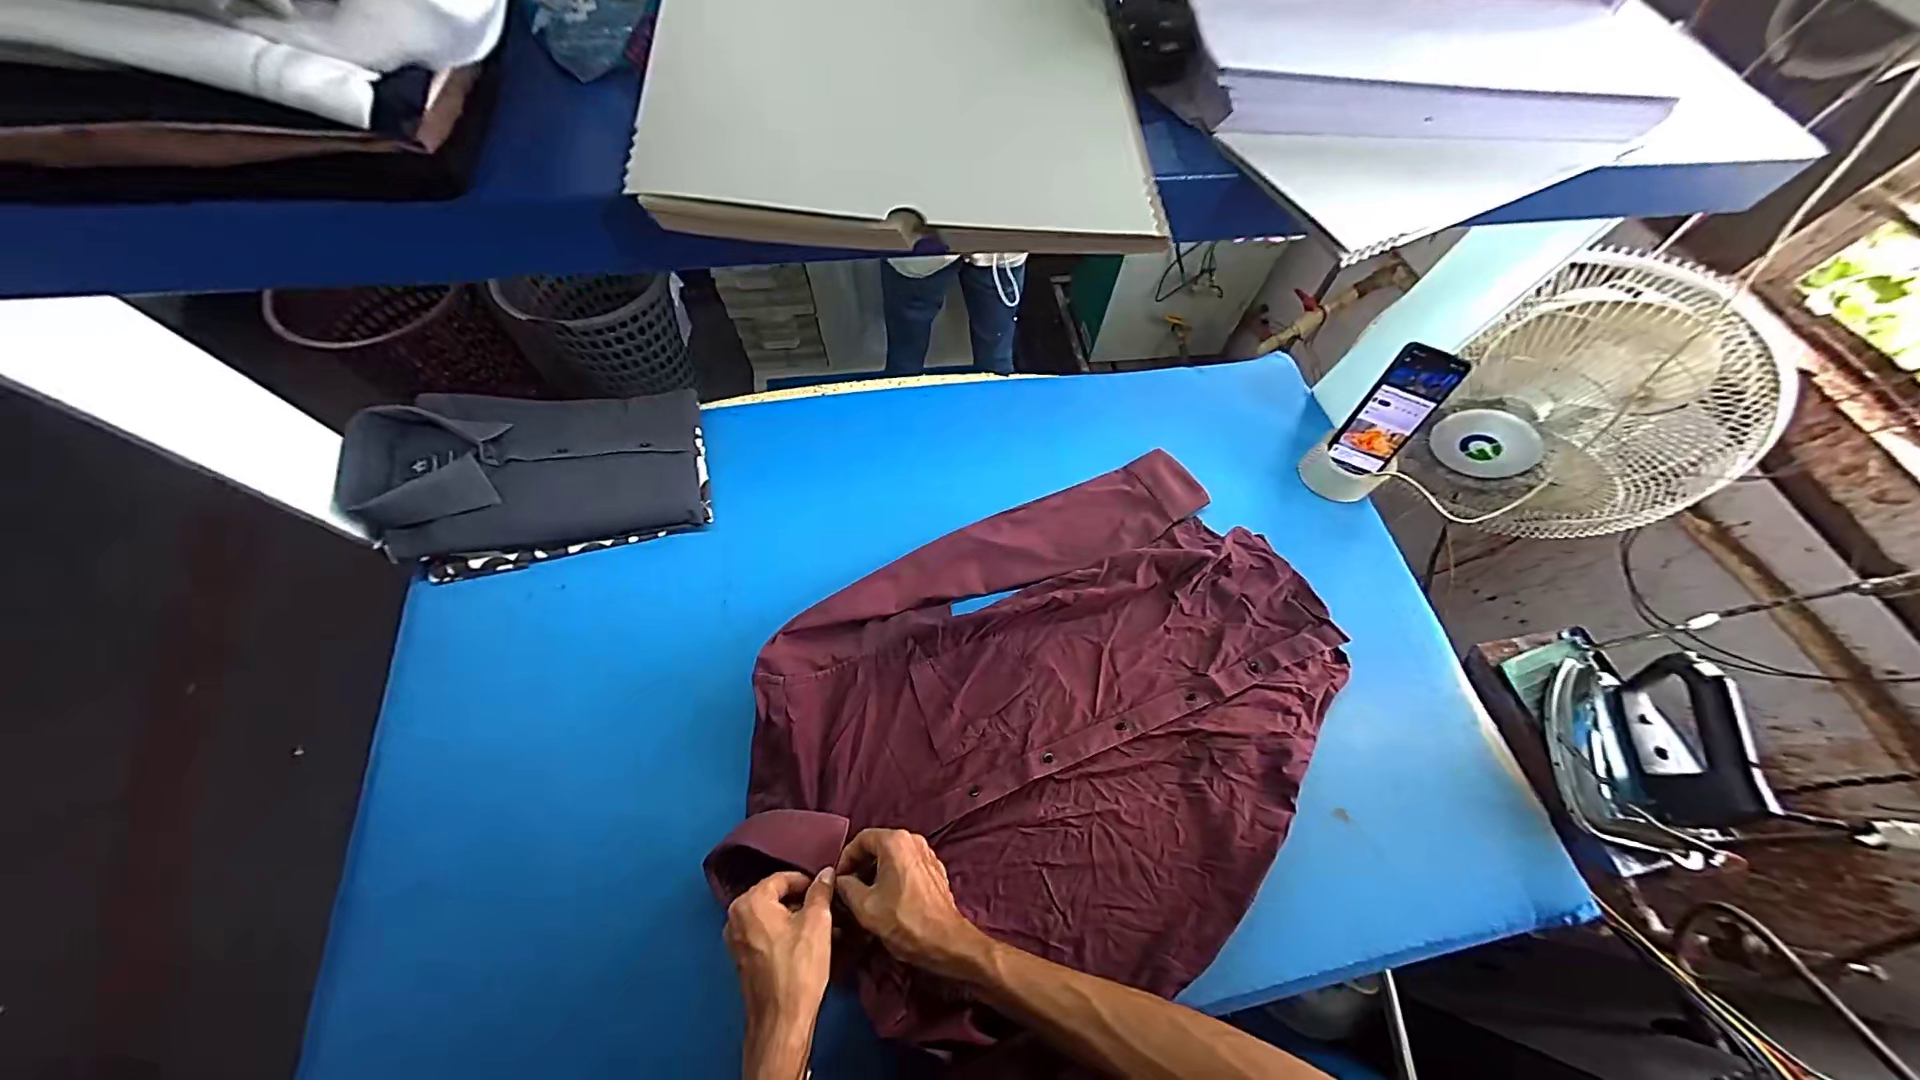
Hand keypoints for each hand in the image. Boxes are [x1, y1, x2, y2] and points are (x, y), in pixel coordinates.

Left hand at [725, 868, 833, 1078]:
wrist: (781, 1022)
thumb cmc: (798, 969)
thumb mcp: (818, 921)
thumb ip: (821, 890)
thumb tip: (825, 873)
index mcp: (750, 902)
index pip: (784, 877)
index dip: (809, 882)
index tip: (827, 891)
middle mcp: (736, 917)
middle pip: (777, 896)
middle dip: (803, 901)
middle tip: (827, 909)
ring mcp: (736, 940)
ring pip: (773, 916)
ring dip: (797, 918)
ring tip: (823, 927)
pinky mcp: (743, 959)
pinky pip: (767, 934)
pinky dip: (786, 934)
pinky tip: (808, 944)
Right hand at [835, 829, 992, 980]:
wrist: (946, 940)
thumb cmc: (904, 921)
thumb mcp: (866, 907)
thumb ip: (847, 888)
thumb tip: (840, 880)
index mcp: (895, 841)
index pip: (861, 839)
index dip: (845, 858)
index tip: (838, 879)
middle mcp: (913, 839)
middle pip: (878, 844)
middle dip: (860, 864)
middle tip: (848, 888)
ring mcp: (927, 852)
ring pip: (893, 854)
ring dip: (876, 871)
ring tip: (865, 894)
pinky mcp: (935, 868)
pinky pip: (908, 863)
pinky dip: (894, 874)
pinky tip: (888, 896)